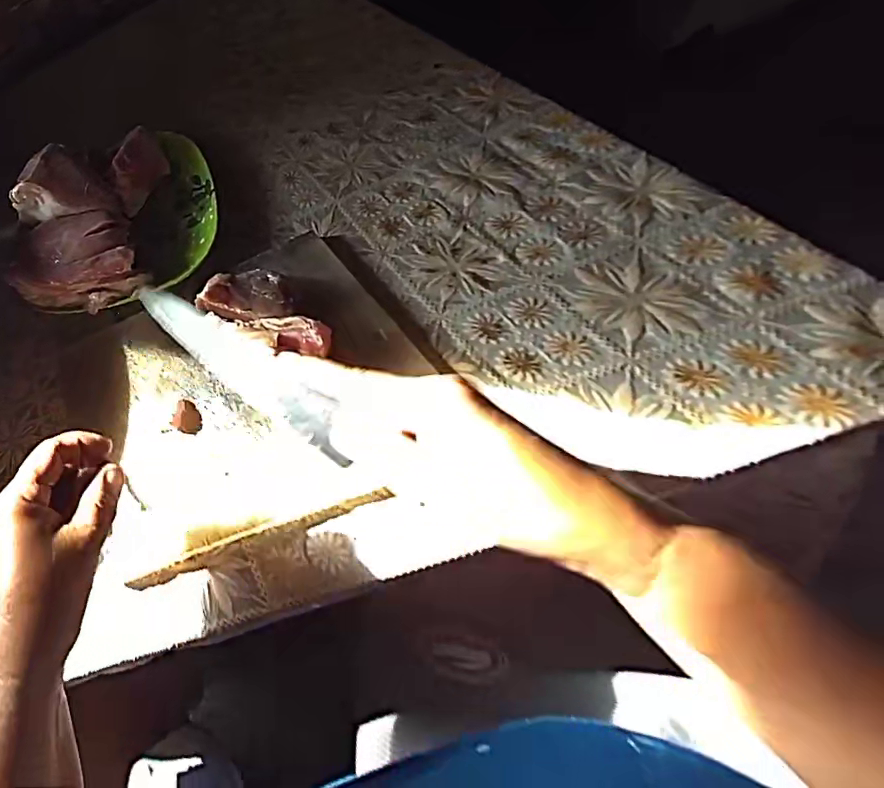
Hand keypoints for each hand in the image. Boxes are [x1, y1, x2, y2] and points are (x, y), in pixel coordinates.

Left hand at [0, 431, 123, 684]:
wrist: (27, 652)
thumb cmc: (49, 598)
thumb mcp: (85, 543)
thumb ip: (101, 501)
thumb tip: (113, 471)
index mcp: (18, 498)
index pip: (50, 453)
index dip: (81, 445)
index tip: (110, 447)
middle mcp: (13, 507)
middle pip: (52, 471)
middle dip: (85, 469)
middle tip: (117, 476)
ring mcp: (19, 527)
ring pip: (56, 495)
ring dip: (83, 493)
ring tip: (112, 503)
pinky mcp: (28, 546)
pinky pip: (54, 516)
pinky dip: (76, 513)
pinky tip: (98, 525)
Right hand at [276, 355, 671, 593]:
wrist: (613, 530)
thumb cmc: (535, 511)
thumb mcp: (449, 490)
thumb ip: (391, 456)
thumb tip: (344, 430)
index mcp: (439, 401)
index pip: (361, 385)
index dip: (317, 376)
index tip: (281, 364)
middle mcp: (447, 396)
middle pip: (372, 395)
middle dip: (334, 402)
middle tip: (292, 399)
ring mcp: (461, 411)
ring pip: (392, 413)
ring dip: (363, 424)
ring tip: (330, 431)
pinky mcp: (472, 429)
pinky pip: (413, 427)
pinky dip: (390, 437)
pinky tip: (380, 453)